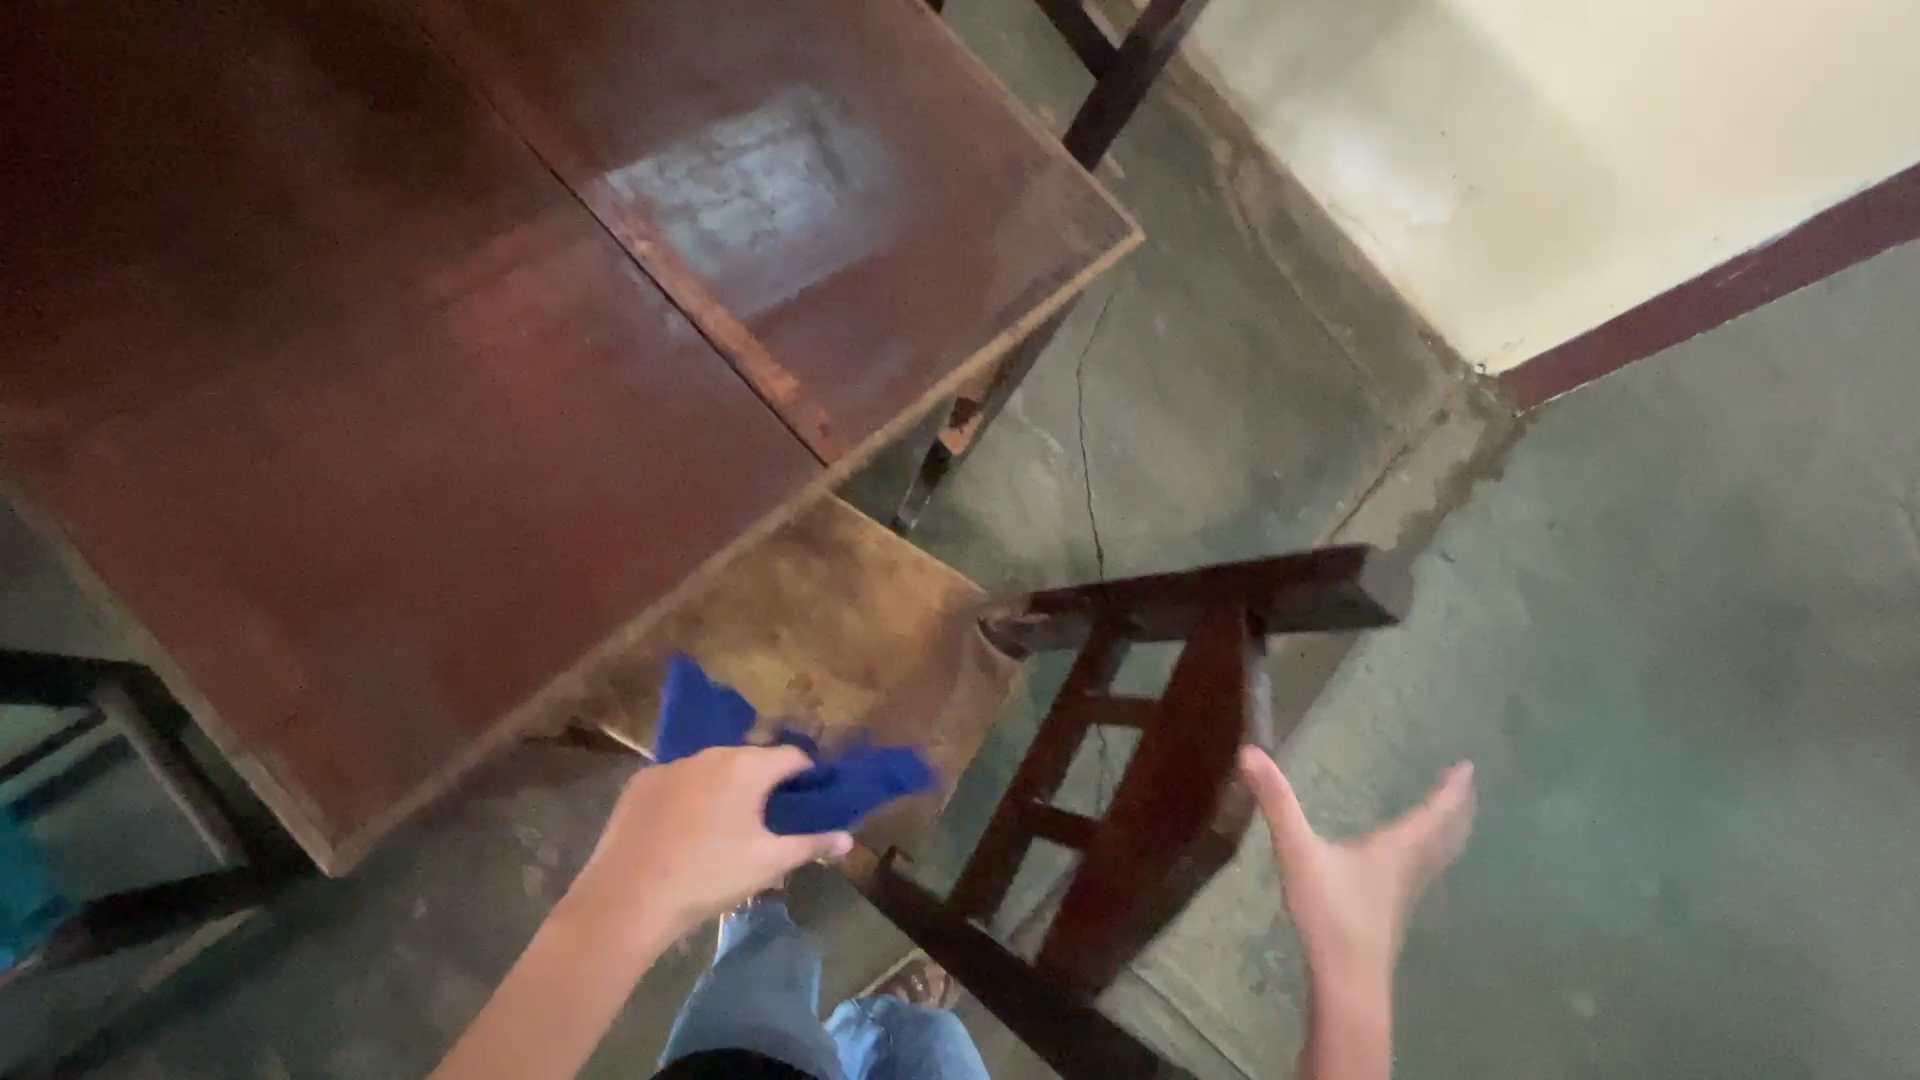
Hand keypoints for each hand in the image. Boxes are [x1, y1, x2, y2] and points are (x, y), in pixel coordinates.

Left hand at [568, 746, 853, 945]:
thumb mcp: (768, 864)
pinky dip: (688, 796)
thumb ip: (812, 844)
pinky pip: (678, 781)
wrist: (627, 899)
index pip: (792, 756)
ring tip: (723, 826)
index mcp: (748, 767)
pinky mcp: (641, 783)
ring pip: (712, 769)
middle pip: (751, 759)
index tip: (808, 799)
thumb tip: (849, 839)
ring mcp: (672, 765)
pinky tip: (682, 831)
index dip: (806, 775)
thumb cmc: (709, 877)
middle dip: (764, 782)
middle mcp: (712, 754)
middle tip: (767, 819)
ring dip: (724, 787)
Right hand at [1239, 746, 1473, 979]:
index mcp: (1395, 849)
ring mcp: (1401, 892)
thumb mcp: (1297, 852)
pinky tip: (1407, 860)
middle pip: (1445, 835)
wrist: (1347, 980)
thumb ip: (1276, 803)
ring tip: (1450, 817)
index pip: (1434, 814)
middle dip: (1457, 808)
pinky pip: (1421, 870)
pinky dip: (1428, 853)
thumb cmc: (1329, 913)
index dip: (1451, 790)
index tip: (1468, 767)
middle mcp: (1407, 868)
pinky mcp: (1389, 909)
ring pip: (1436, 856)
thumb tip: (1250, 752)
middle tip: (1467, 786)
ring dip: (1447, 832)